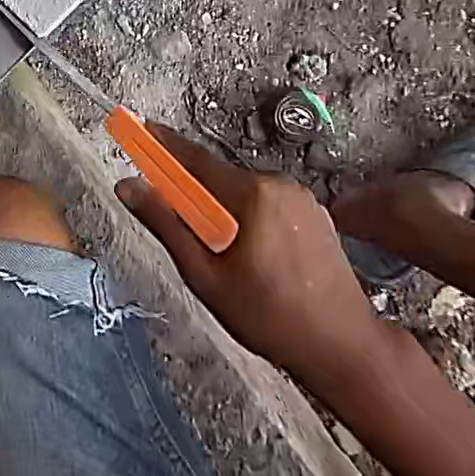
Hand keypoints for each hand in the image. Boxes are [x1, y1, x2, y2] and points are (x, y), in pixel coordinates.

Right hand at [117, 124, 383, 379]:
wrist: (344, 347)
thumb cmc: (269, 317)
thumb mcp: (205, 276)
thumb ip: (166, 225)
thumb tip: (129, 187)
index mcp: (252, 194)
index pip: (197, 160)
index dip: (166, 144)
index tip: (143, 128)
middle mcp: (279, 183)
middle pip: (221, 178)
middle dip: (197, 195)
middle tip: (188, 234)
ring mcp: (301, 196)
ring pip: (244, 192)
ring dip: (226, 210)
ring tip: (228, 258)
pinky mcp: (315, 211)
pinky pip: (269, 203)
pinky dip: (252, 217)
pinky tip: (257, 255)